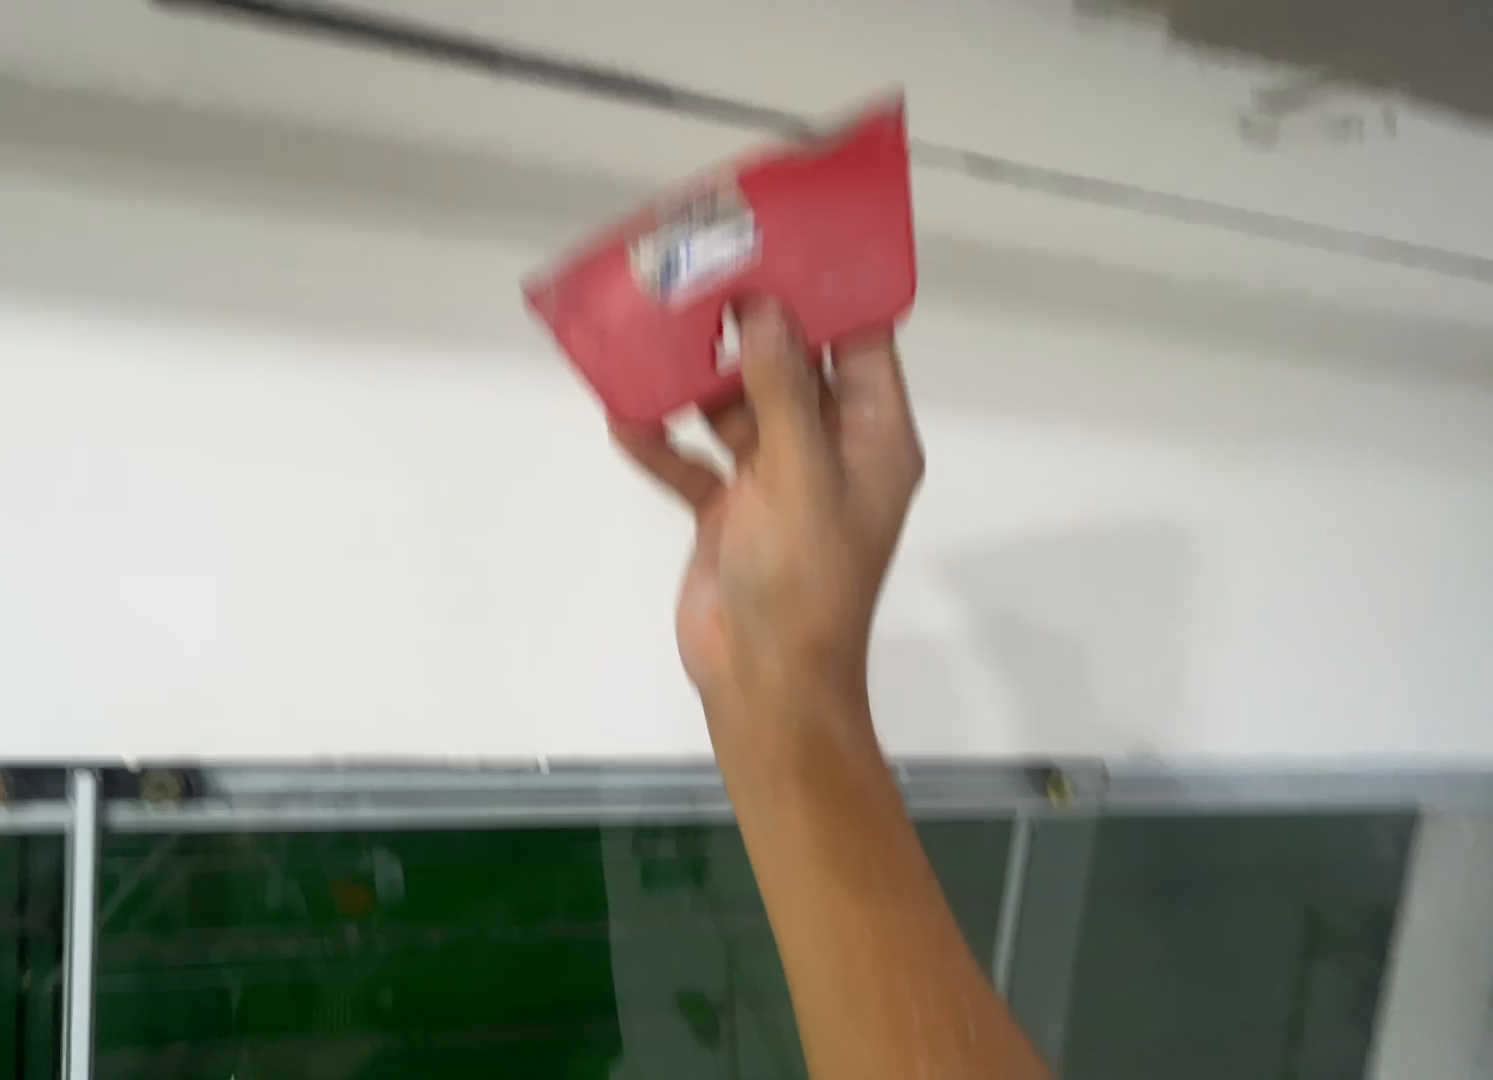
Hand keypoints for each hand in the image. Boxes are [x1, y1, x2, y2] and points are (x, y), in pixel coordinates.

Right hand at [613, 300, 924, 739]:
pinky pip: (691, 462)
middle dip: (744, 332)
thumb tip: (765, 309)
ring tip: (647, 342)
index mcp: (868, 437)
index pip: (859, 344)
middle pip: (787, 370)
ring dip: (693, 388)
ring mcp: (772, 479)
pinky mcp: (726, 507)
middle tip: (696, 280)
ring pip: (732, 411)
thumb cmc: (802, 582)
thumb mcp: (801, 480)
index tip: (779, 244)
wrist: (761, 679)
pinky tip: (624, 422)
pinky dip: (661, 445)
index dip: (825, 293)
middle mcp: (824, 449)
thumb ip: (782, 394)